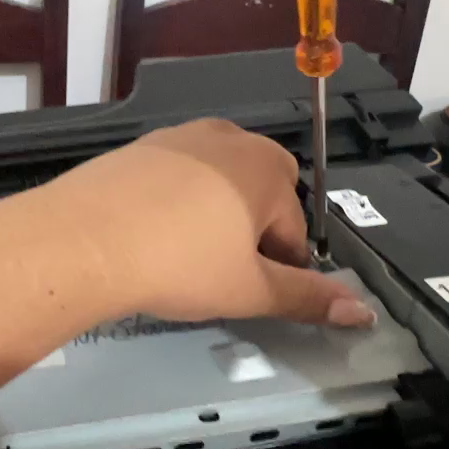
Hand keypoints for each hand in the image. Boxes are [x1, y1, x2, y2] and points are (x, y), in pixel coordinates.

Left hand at [48, 118, 373, 326]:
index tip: (253, 292)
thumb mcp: (249, 289)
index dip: (281, 268)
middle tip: (219, 272)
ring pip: (215, 183)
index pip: (295, 229)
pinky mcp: (137, 147)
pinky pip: (173, 177)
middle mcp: (228, 138)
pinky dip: (173, 203)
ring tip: (182, 255)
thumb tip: (364, 312)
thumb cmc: (180, 263)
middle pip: (258, 194)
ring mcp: (178, 136)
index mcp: (268, 167)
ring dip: (213, 216)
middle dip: (251, 233)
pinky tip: (150, 233)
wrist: (84, 237)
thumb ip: (307, 298)